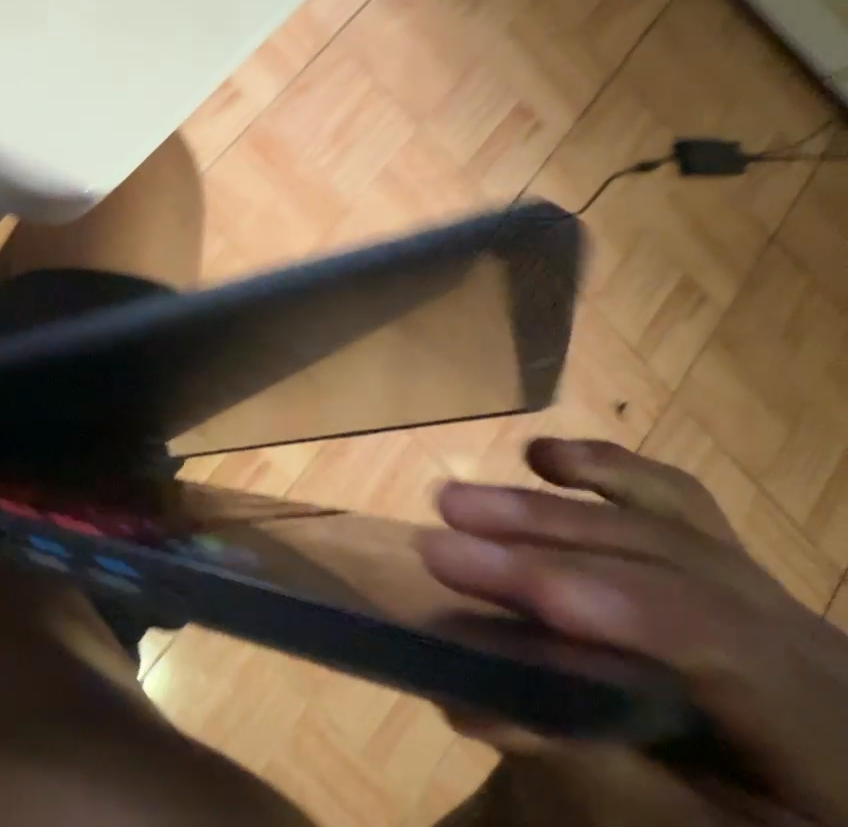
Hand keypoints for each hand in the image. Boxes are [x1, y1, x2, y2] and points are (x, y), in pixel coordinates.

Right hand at [421, 438, 847, 825]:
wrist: (756, 800)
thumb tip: (474, 703)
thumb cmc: (708, 815)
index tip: (520, 591)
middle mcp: (813, 644)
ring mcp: (772, 597)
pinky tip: (542, 456)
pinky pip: (677, 505)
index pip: (719, 643)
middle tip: (437, 545)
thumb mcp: (666, 824)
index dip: (619, 608)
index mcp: (827, 724)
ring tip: (452, 500)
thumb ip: (588, 763)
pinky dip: (607, 472)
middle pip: (676, 568)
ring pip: (663, 526)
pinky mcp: (727, 570)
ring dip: (549, 510)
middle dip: (547, 549)